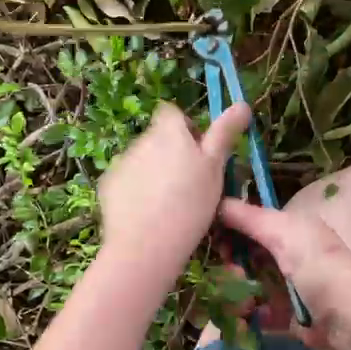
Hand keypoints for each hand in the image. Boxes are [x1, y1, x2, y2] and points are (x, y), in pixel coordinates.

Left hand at [97, 101, 251, 276]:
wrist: (146, 246)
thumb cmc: (189, 205)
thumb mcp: (214, 169)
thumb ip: (225, 134)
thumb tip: (242, 104)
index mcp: (169, 131)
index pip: (172, 112)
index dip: (185, 128)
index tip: (198, 154)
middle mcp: (141, 140)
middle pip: (157, 138)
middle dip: (170, 153)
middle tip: (188, 185)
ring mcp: (121, 162)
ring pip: (142, 160)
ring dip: (153, 172)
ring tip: (167, 204)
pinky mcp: (108, 185)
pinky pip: (126, 180)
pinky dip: (135, 191)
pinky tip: (147, 214)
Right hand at [215, 199, 350, 344]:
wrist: (347, 322)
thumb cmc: (318, 269)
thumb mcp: (285, 233)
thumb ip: (249, 217)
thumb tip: (217, 202)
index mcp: (294, 229)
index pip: (252, 223)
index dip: (231, 229)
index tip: (217, 240)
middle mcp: (291, 255)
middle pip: (246, 255)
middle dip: (232, 265)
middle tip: (233, 273)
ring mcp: (288, 287)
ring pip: (248, 285)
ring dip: (237, 292)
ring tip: (242, 300)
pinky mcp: (287, 316)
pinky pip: (257, 311)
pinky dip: (249, 314)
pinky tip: (248, 316)